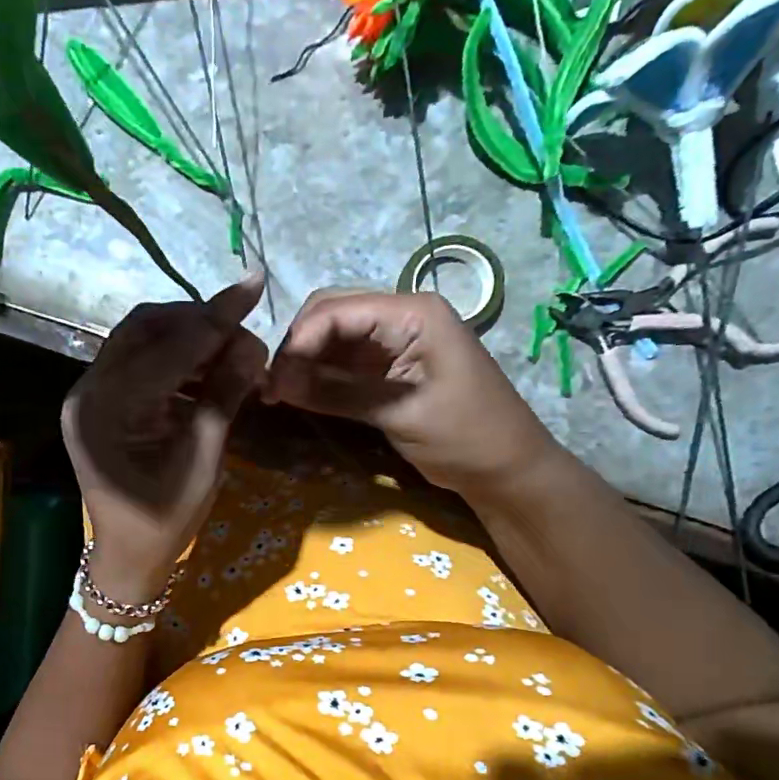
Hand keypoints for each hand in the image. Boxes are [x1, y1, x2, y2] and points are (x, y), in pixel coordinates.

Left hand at [63, 274, 266, 602]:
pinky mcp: (101, 401)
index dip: (216, 318)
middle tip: (246, 329)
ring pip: (143, 339)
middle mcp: (88, 390)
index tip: (254, 286)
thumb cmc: (165, 520)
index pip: (167, 348)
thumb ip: (223, 396)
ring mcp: (91, 394)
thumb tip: (253, 344)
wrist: (128, 557)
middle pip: (146, 328)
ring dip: (189, 337)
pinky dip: (176, 358)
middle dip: (199, 321)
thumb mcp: (202, 461)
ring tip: (234, 350)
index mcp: (105, 409)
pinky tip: (209, 367)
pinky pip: (140, 362)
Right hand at [263, 289, 555, 496]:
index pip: (337, 310)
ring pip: (334, 338)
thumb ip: (337, 393)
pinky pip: (346, 362)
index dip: (299, 341)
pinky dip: (322, 376)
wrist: (507, 469)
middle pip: (331, 315)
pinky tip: (301, 394)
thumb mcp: (399, 413)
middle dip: (297, 347)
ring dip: (305, 361)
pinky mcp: (391, 367)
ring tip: (278, 394)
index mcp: (413, 312)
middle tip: (271, 388)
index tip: (271, 382)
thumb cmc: (466, 436)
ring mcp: (397, 341)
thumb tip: (275, 384)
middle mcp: (402, 315)